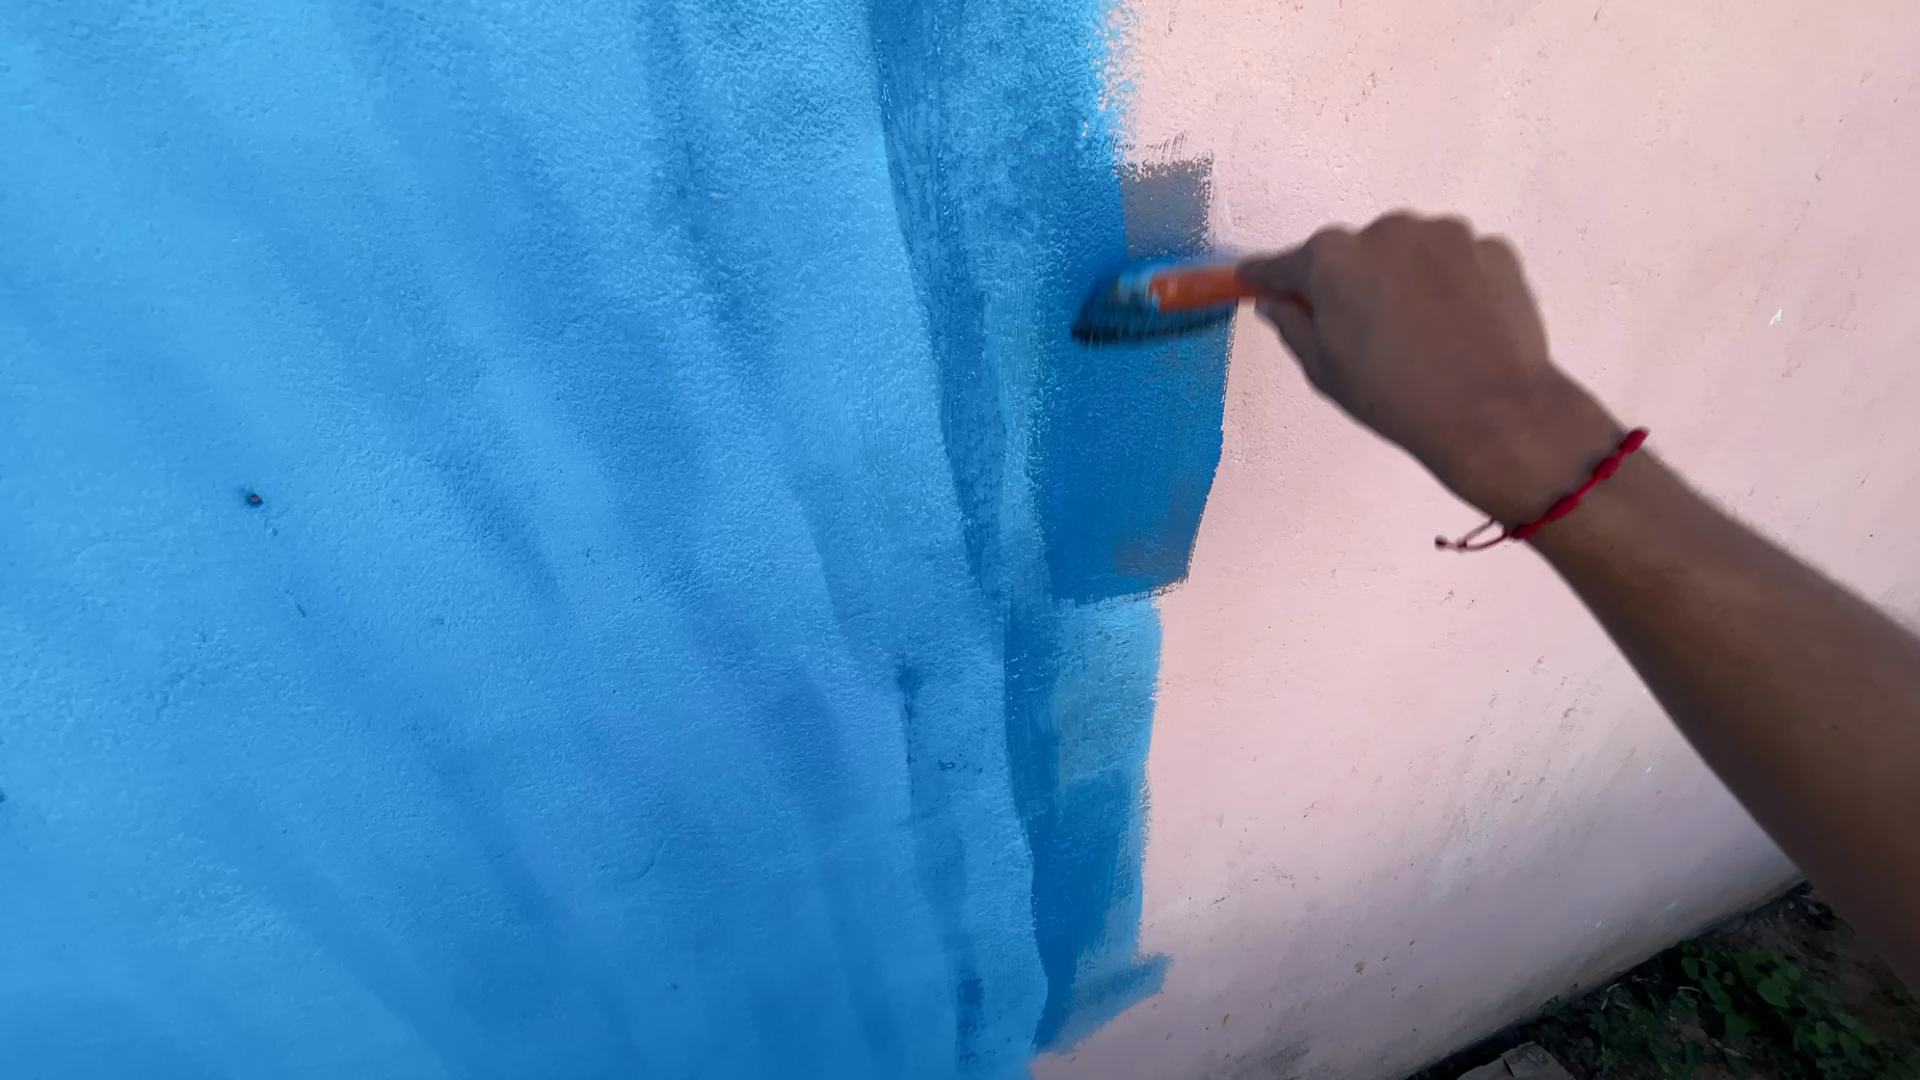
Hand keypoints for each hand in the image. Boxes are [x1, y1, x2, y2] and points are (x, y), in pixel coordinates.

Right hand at [1241, 214, 1623, 524]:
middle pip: (1348, 254)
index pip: (1283, 264)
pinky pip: (1449, 262)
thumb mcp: (1321, 369)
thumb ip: (1292, 325)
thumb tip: (1276, 303)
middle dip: (1343, 282)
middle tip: (1353, 330)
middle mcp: (1386, 231)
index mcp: (1332, 260)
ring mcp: (1445, 234)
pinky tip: (1448, 325)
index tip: (1251, 281)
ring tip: (1410, 331)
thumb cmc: (1387, 394)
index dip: (1264, 277)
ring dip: (1395, 279)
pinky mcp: (1492, 247)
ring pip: (1402, 253)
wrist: (1490, 408)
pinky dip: (1441, 284)